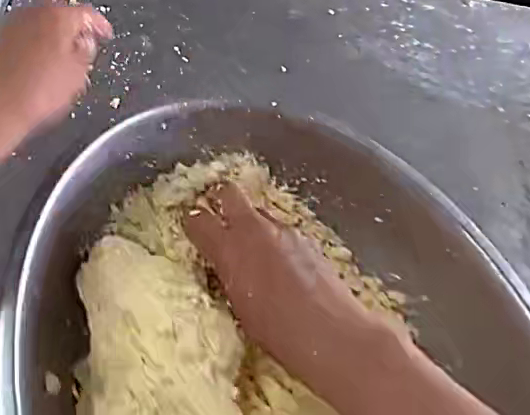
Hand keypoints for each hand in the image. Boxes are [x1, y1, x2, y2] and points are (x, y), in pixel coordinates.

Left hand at [0, 1, 110, 136]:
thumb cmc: (38, 92)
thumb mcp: (77, 74)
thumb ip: (86, 51)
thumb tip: (85, 42)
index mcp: (57, 16)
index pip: (86, 12)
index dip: (99, 24)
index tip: (105, 34)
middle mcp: (32, 12)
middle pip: (61, 13)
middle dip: (74, 28)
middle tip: (84, 46)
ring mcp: (12, 22)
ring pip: (40, 22)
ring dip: (53, 34)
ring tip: (62, 58)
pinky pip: (24, 32)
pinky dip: (35, 41)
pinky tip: (39, 62)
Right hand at [185, 182, 399, 384]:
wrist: (338, 338)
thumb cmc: (280, 333)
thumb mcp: (238, 304)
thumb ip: (226, 272)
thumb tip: (222, 263)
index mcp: (226, 247)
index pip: (195, 218)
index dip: (191, 221)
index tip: (192, 229)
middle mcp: (250, 229)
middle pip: (226, 191)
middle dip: (219, 197)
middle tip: (218, 213)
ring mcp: (281, 230)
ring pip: (257, 210)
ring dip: (251, 221)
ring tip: (256, 245)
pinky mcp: (307, 238)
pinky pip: (282, 229)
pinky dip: (277, 239)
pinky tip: (285, 263)